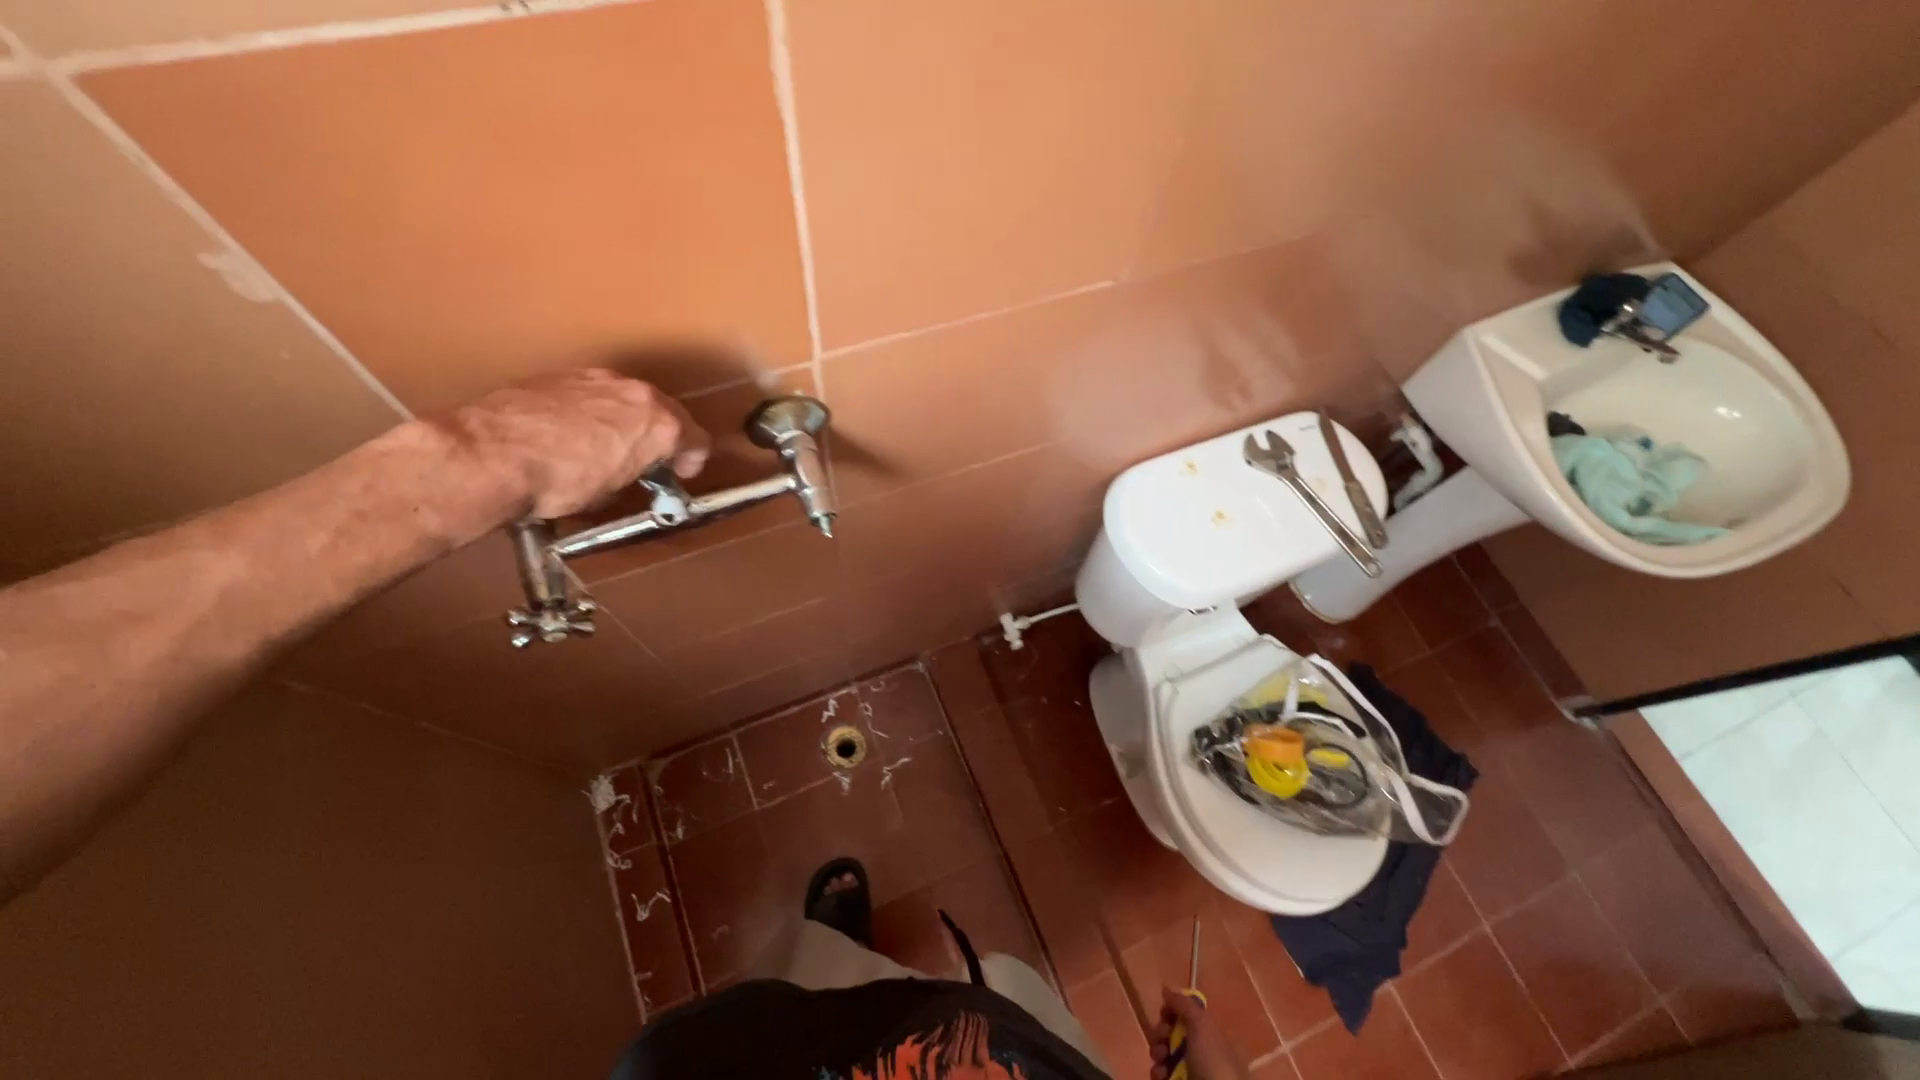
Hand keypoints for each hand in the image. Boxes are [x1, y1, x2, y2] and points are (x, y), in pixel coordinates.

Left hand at [432, 368, 710, 520]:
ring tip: (602, 448)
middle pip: (663, 411)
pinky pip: (590, 393)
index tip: (679, 472)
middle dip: (659, 435)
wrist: (490, 455)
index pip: (695, 438)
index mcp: (658, 423)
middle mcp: (633, 392)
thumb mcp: (608, 492)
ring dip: (623, 420)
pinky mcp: (559, 374)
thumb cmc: (555, 481)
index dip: (690, 460)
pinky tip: (568, 434)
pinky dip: (590, 410)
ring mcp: (595, 378)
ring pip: (625, 398)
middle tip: (645, 461)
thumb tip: (624, 474)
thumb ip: (632, 473)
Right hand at [1149, 988, 1248, 1079]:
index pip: (1190, 1015)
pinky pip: (1164, 1075)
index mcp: (1216, 1036)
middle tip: (1160, 1038)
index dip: (1174, 1011)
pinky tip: (1160, 1076)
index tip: (1164, 1013)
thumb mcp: (1203, 1027)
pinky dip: (1158, 1073)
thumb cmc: (1214, 1065)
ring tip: (1159, 1062)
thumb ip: (1184, 1005)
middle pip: (1175, 1034)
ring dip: (1157, 1054)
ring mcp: (1194, 1073)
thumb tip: (1166, 989)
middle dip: (1161, 1033)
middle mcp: (1205, 1053)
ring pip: (1167, 1055)